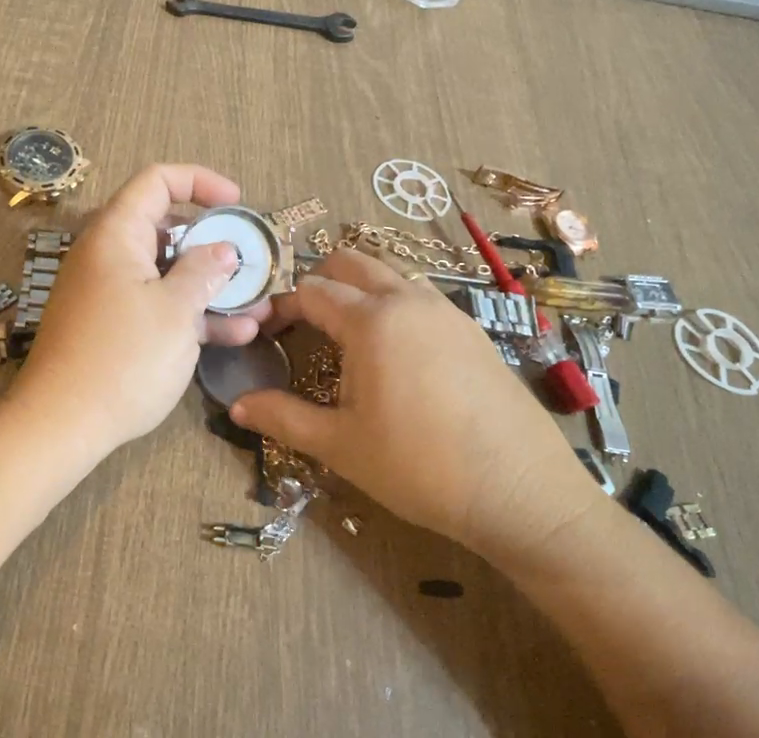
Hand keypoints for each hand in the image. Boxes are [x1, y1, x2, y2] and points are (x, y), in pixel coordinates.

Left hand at [8, 164, 272, 454]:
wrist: (61, 423)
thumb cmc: (123, 358)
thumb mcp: (175, 310)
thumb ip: (203, 272)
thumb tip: (222, 249)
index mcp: (115, 234)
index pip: (157, 181)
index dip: (200, 181)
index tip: (238, 202)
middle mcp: (107, 254)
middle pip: (165, 228)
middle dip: (214, 244)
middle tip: (251, 263)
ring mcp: (107, 292)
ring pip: (166, 273)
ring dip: (211, 287)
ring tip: (258, 308)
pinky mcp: (110, 326)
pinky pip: (154, 305)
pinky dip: (189, 313)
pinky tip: (235, 335)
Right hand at [229, 249, 603, 561]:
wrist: (523, 494)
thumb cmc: (420, 468)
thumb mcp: (340, 445)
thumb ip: (282, 417)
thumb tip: (236, 406)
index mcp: (371, 321)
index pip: (310, 290)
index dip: (279, 306)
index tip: (263, 332)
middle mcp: (409, 301)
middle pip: (352, 263)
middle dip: (318, 281)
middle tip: (298, 321)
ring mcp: (447, 312)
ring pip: (390, 276)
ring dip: (358, 289)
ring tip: (341, 333)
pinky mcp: (473, 332)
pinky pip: (420, 298)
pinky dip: (392, 305)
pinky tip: (391, 352)